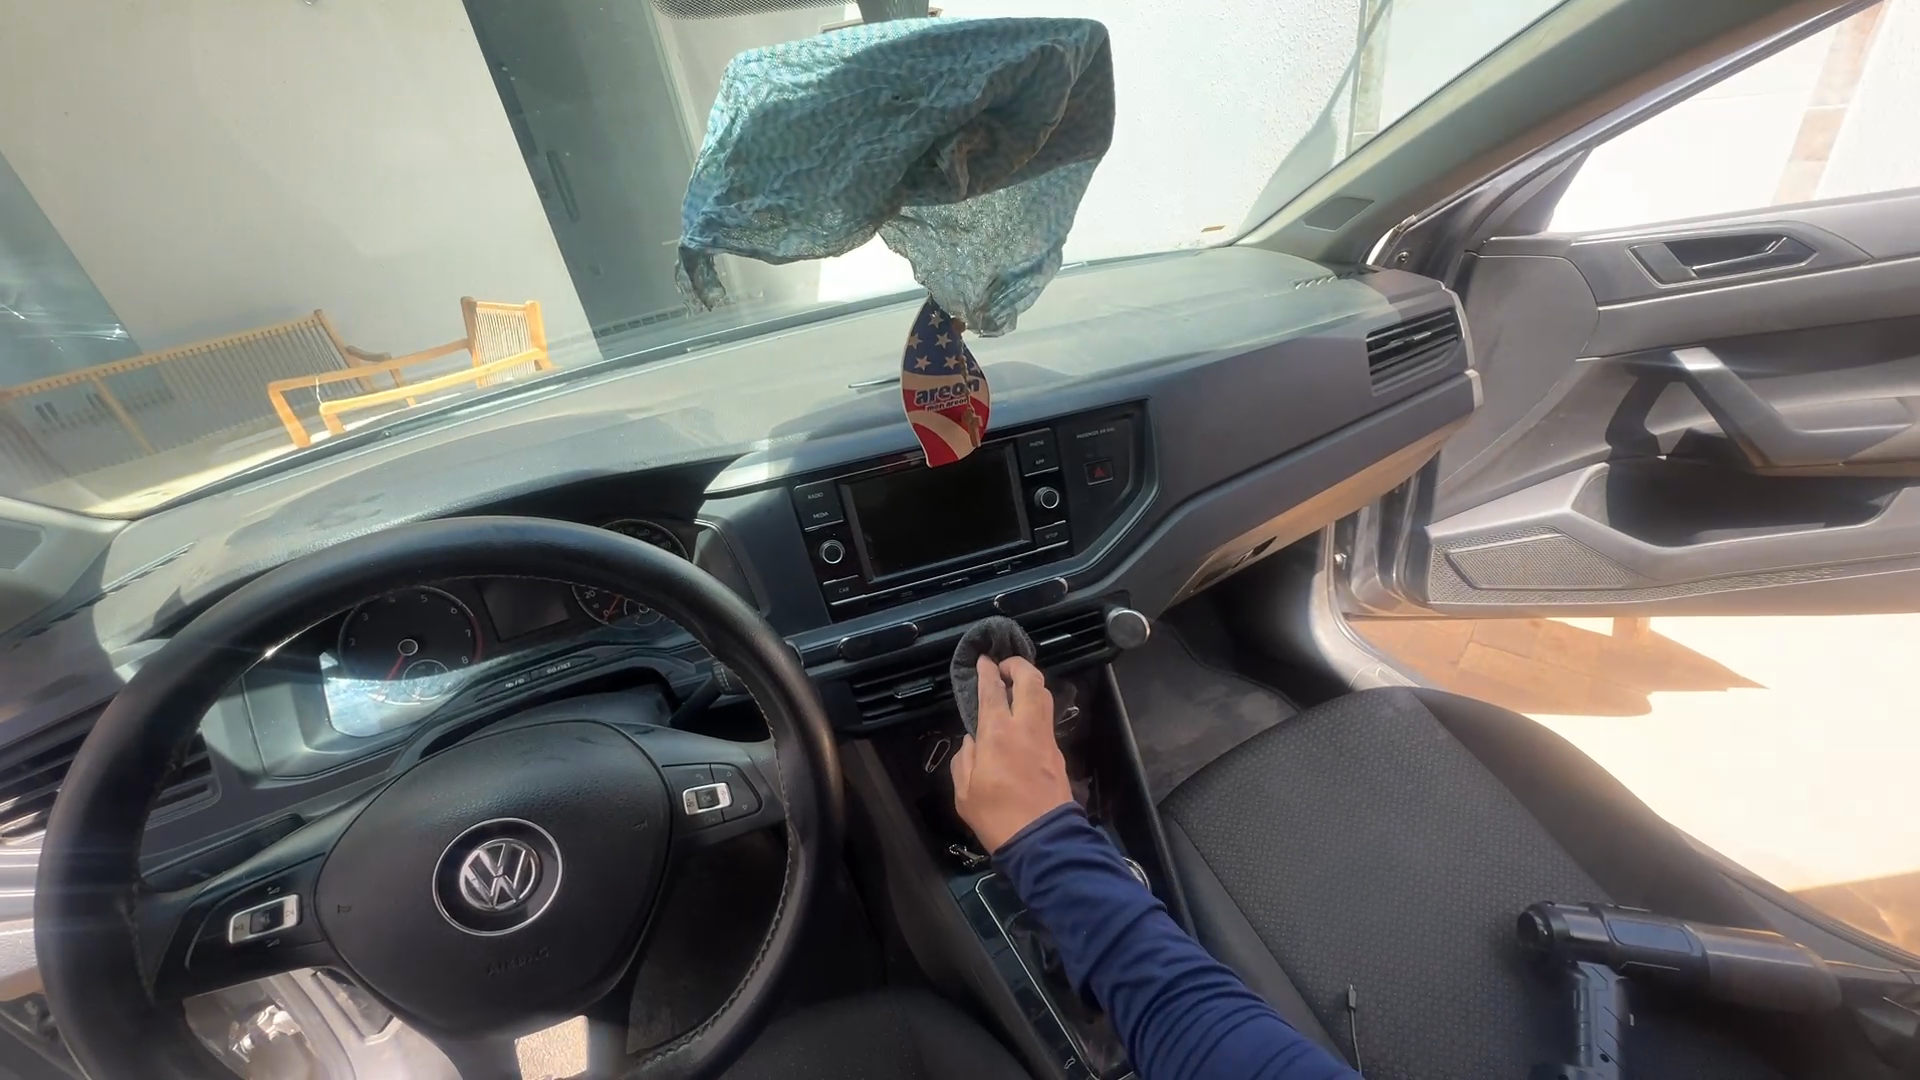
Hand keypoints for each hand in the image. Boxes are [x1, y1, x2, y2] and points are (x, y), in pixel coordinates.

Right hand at [951, 656, 1072, 851]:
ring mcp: (1046, 739)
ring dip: (1030, 684)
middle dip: (1018, 665)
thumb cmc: (997, 817)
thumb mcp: (964, 792)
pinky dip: (1035, 709)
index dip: (987, 670)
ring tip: (1015, 688)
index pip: (993, 689)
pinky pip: (1046, 720)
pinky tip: (1023, 721)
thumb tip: (971, 740)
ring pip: (1044, 696)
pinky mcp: (1058, 753)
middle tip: (1004, 667)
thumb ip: (964, 760)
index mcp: (998, 733)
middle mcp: (1026, 727)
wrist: (1043, 841)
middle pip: (1031, 680)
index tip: (983, 660)